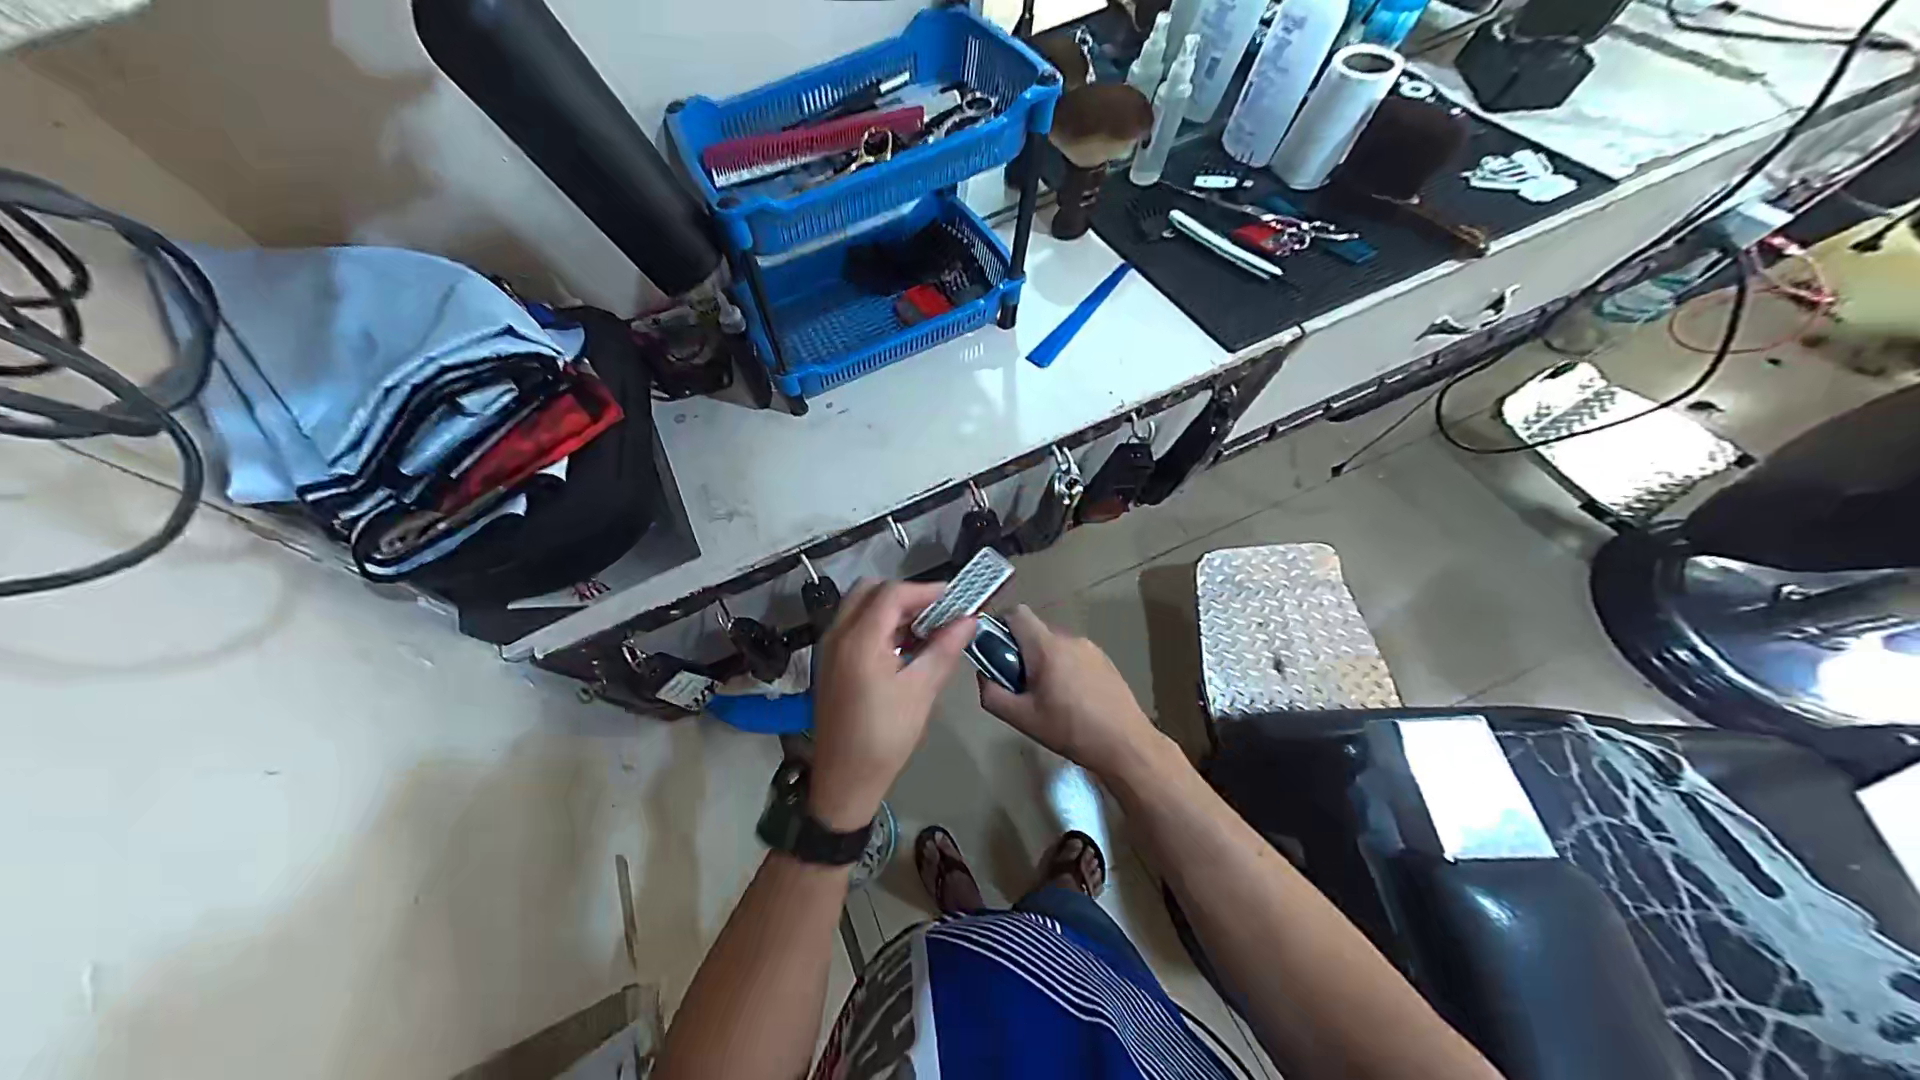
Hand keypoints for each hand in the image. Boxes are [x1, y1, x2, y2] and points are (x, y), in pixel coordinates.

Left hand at [809, 580, 975, 829]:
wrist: (844, 780)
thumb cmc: (885, 736)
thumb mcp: (921, 690)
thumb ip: (944, 648)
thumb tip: (969, 620)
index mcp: (859, 639)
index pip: (892, 593)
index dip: (926, 590)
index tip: (955, 599)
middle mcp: (838, 635)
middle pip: (870, 591)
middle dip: (906, 595)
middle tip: (937, 612)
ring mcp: (829, 649)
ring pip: (860, 607)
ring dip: (892, 609)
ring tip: (925, 629)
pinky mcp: (830, 663)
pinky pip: (854, 627)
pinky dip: (879, 625)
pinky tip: (903, 647)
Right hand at [976, 605, 1165, 781]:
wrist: (1125, 744)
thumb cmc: (1070, 730)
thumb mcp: (1021, 718)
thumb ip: (992, 693)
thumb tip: (984, 675)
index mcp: (1046, 647)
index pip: (1016, 613)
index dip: (1000, 626)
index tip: (996, 653)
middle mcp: (1069, 638)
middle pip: (1034, 631)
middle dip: (1021, 652)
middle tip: (1022, 685)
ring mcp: (1090, 647)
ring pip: (1054, 644)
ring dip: (1044, 661)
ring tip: (1049, 697)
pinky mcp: (1105, 660)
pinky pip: (1074, 654)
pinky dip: (1065, 668)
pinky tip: (1072, 699)